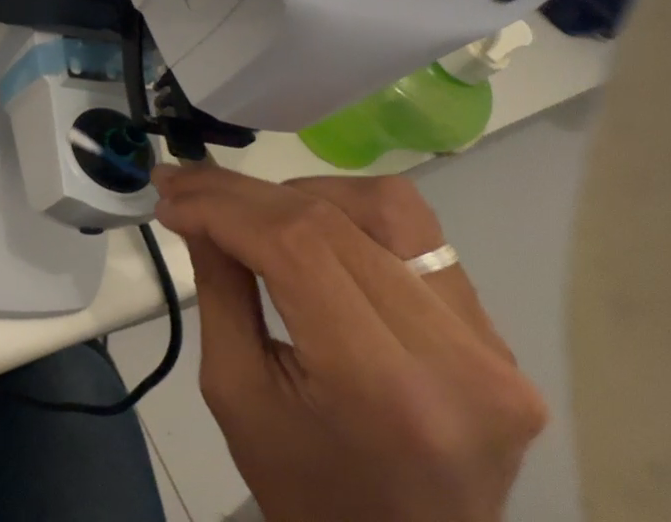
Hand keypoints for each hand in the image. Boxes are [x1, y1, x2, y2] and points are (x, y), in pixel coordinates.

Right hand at [150, 166, 545, 521]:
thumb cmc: (300, 487)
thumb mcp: (234, 391)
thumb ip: (219, 288)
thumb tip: (195, 208)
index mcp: (381, 386)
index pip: (298, 246)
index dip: (224, 205)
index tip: (170, 192)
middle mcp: (457, 357)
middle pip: (340, 220)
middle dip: (248, 192)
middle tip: (189, 184)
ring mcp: (493, 348)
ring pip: (392, 210)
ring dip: (305, 196)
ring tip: (253, 215)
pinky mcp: (501, 342)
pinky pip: (422, 243)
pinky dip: (352, 223)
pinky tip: (311, 239)